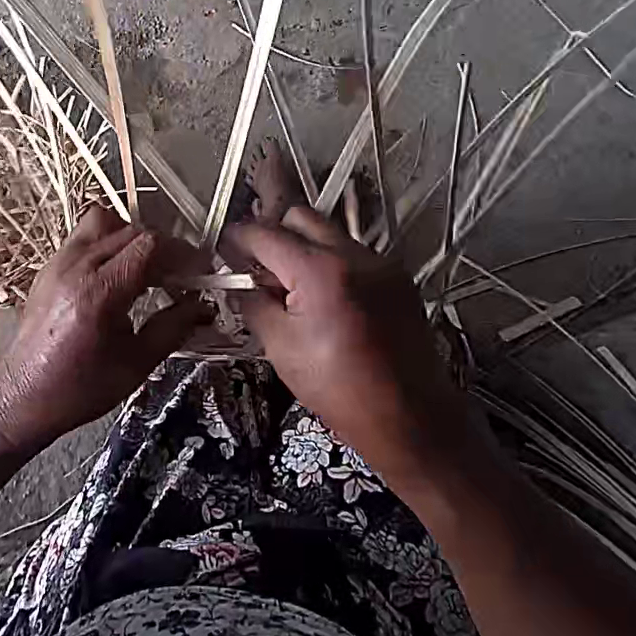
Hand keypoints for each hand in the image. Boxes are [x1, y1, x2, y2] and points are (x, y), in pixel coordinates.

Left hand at [0, 207, 205, 456]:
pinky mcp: (50, 264)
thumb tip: (205, 307)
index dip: (181, 254)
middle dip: (164, 249)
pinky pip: (85, 234)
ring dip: (134, 238)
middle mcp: (77, 267)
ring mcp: (59, 261)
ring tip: (145, 269)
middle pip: (133, 230)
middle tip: (179, 277)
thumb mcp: (136, 364)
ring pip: (106, 221)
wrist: (22, 395)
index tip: (198, 273)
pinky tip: (117, 275)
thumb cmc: (80, 387)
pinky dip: (109, 243)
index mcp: (99, 293)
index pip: (149, 245)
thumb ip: (174, 327)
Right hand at [222, 206, 476, 486]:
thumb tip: (241, 281)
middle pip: (300, 216)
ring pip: (330, 233)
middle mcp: (354, 254)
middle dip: (272, 231)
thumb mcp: (280, 347)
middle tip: (256, 262)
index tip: (225, 246)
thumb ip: (254, 302)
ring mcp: (381, 263)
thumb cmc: (339, 391)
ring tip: (290, 284)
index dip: (238, 237)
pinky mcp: (398, 278)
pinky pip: (354, 254)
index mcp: (320, 271)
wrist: (410, 419)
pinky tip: (323, 297)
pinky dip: (331, 263)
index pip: (265, 234)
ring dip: (302, 246)